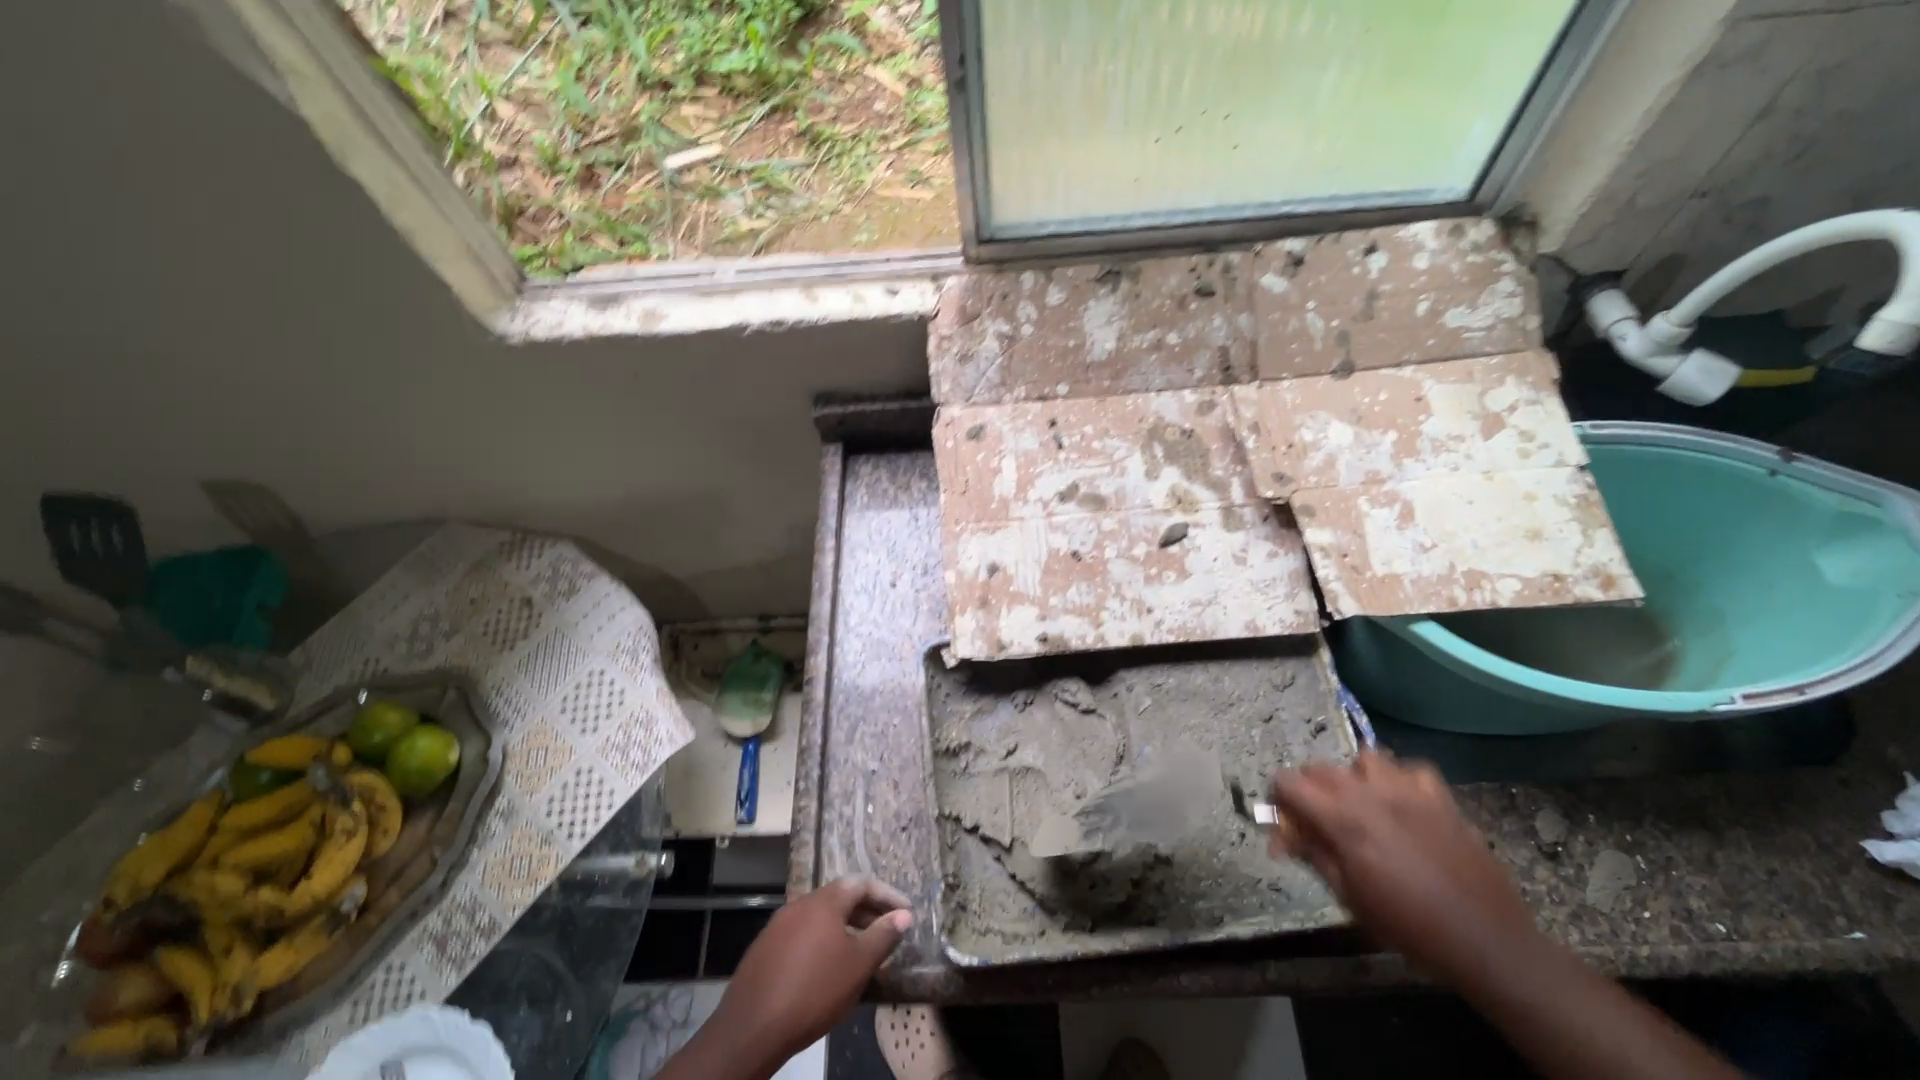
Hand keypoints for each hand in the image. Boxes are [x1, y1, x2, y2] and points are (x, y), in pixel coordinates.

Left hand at [695, 876, 913, 1075]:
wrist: (753, 1027)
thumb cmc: (815, 990)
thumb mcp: (859, 965)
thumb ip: (883, 936)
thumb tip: (903, 915)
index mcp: (822, 903)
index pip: (861, 883)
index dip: (887, 895)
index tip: (906, 912)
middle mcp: (798, 905)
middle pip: (839, 898)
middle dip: (868, 912)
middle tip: (889, 931)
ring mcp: (778, 926)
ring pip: (820, 918)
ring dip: (846, 928)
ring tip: (864, 952)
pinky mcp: (765, 949)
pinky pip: (803, 935)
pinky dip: (824, 942)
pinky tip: (831, 967)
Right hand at [1268, 751, 1540, 986]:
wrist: (1483, 938)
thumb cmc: (1407, 925)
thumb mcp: (1349, 897)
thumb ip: (1314, 856)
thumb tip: (1284, 837)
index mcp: (1344, 821)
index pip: (1290, 783)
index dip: (1277, 798)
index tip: (1283, 821)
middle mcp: (1373, 795)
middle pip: (1322, 768)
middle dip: (1309, 788)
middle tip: (1315, 820)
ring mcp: (1411, 793)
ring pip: (1367, 758)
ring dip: (1354, 777)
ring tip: (1360, 804)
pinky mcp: (1443, 799)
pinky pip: (1412, 770)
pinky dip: (1400, 780)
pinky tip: (1402, 804)